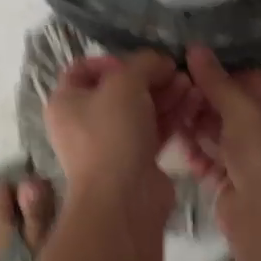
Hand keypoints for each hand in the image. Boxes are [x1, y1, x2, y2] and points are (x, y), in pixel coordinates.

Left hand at [46, 50, 202, 204]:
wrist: (123, 200)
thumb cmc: (112, 133)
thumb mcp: (125, 83)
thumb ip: (144, 63)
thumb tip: (161, 62)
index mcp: (66, 101)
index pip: (85, 69)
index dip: (112, 60)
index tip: (138, 62)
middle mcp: (84, 121)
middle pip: (120, 89)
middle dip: (150, 77)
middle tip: (176, 71)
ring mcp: (110, 143)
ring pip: (140, 109)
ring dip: (166, 93)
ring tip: (192, 84)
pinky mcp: (135, 160)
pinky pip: (154, 129)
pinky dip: (172, 114)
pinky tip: (194, 101)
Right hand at [181, 44, 260, 239]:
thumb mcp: (241, 109)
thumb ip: (216, 79)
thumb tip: (195, 47)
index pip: (255, 82)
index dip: (225, 75)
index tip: (193, 70)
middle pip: (235, 109)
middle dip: (206, 103)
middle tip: (178, 95)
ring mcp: (256, 160)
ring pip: (221, 135)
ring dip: (198, 128)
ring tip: (174, 120)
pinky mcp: (237, 183)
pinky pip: (214, 160)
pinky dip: (199, 155)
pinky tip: (182, 150)